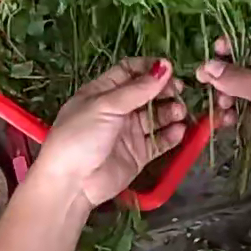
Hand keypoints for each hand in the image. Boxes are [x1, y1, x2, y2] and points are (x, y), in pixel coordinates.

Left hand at [33, 58, 188, 207]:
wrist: (71, 183)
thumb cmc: (80, 136)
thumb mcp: (105, 105)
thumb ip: (137, 89)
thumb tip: (165, 67)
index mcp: (102, 92)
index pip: (129, 72)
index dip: (149, 68)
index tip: (169, 69)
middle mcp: (117, 110)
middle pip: (147, 94)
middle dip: (164, 90)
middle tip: (179, 91)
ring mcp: (129, 133)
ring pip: (156, 117)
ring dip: (170, 112)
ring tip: (179, 112)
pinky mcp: (139, 154)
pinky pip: (159, 141)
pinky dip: (171, 136)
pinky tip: (179, 131)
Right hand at [195, 48, 250, 194]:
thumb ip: (242, 79)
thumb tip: (208, 66)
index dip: (241, 42)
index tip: (217, 46)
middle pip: (250, 66)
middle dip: (227, 69)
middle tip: (203, 72)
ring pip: (242, 90)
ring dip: (225, 92)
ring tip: (219, 100)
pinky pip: (240, 113)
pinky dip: (229, 113)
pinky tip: (222, 117)